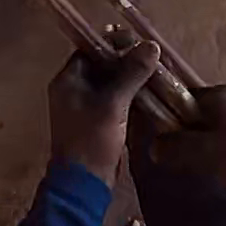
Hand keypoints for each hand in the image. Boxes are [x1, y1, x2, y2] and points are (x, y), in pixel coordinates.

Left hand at [48, 42, 161, 186]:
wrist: (84, 184)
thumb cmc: (92, 139)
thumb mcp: (114, 104)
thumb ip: (132, 74)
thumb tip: (151, 46)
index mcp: (67, 80)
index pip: (89, 49)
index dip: (113, 43)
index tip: (138, 41)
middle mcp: (73, 89)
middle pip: (101, 65)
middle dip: (126, 60)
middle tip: (153, 56)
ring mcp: (85, 106)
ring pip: (110, 83)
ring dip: (131, 77)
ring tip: (158, 71)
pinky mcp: (97, 120)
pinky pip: (115, 99)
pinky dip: (131, 94)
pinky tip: (152, 92)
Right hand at [151, 85, 225, 198]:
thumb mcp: (199, 151)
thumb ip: (173, 146)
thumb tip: (154, 147)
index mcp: (219, 95)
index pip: (182, 96)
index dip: (167, 113)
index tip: (158, 132)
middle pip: (196, 115)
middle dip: (182, 132)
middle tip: (170, 151)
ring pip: (209, 130)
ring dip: (198, 145)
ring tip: (188, 164)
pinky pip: (223, 143)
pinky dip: (214, 154)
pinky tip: (209, 169)